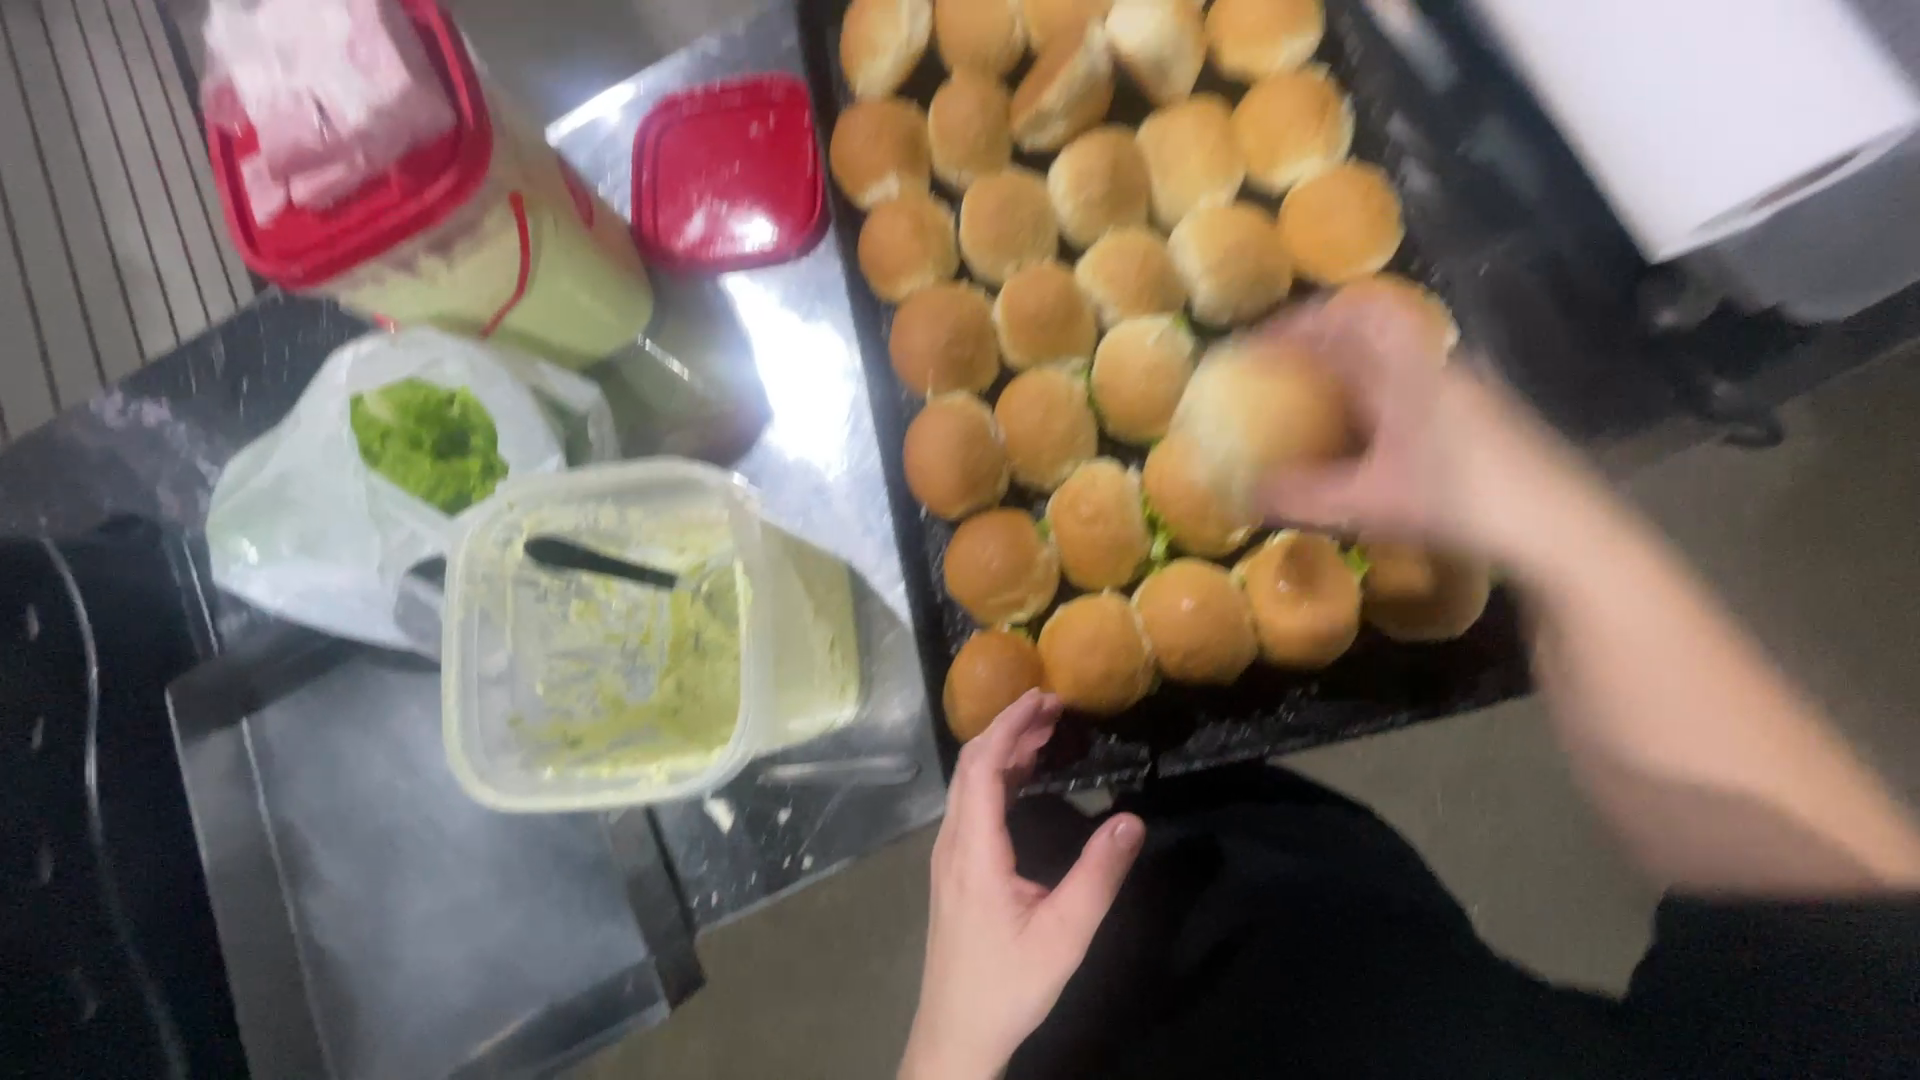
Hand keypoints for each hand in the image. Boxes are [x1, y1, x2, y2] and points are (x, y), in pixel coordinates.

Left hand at [900, 691, 1144, 1079]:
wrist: (955, 1033)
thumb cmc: (1008, 984)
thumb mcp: (1064, 936)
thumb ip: (1098, 876)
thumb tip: (1132, 820)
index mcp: (974, 849)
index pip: (983, 765)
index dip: (1011, 725)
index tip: (1043, 699)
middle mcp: (953, 841)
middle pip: (971, 765)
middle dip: (1009, 728)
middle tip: (1052, 708)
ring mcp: (948, 854)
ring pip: (968, 783)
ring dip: (1002, 751)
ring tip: (1044, 732)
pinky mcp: (953, 868)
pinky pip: (970, 804)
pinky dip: (996, 777)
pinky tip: (1024, 779)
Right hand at [1253, 293, 1606, 569]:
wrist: (1559, 526)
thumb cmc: (1459, 500)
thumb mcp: (1369, 502)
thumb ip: (1304, 497)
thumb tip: (1248, 496)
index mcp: (1406, 372)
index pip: (1347, 319)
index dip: (1298, 323)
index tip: (1258, 343)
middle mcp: (1435, 367)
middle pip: (1368, 332)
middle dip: (1317, 344)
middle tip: (1278, 370)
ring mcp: (1462, 388)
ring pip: (1391, 359)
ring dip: (1347, 368)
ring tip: (1313, 400)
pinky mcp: (1478, 413)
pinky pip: (1408, 383)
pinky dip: (1372, 392)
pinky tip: (1363, 434)